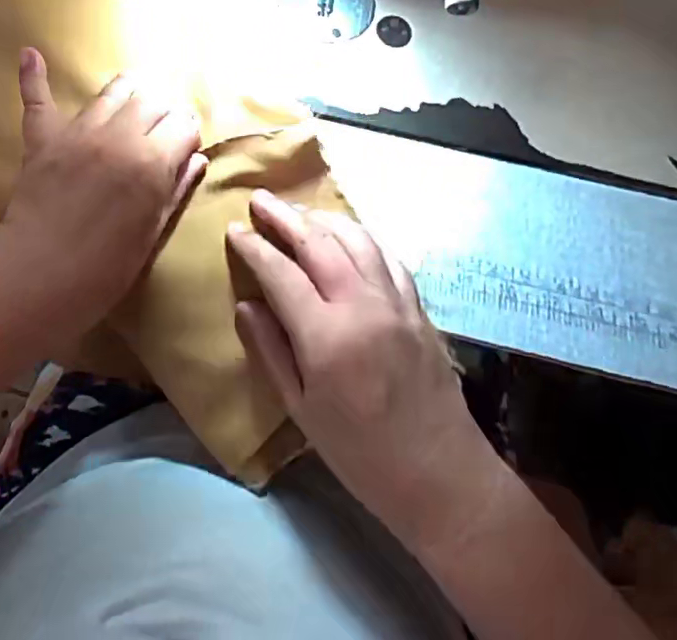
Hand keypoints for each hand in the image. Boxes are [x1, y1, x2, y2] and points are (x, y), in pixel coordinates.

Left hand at [0, 48, 207, 322]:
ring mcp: (77, 132)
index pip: (184, 124)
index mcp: (152, 162)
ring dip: (128, 94)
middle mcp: (118, 135)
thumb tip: (195, 159)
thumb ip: (175, 189)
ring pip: (113, 90)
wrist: (38, 279)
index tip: (183, 151)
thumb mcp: (152, 234)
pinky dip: (33, 76)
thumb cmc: (104, 270)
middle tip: (159, 136)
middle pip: (153, 100)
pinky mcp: (43, 138)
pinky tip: (30, 53)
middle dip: (164, 113)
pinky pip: (37, 99)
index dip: (187, 136)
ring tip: (131, 106)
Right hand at [229, 190, 498, 542]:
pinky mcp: (419, 309)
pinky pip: (388, 258)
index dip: (253, 246)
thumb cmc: (360, 453)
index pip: (281, 272)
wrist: (442, 478)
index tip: (233, 229)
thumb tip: (246, 304)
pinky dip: (362, 238)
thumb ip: (270, 349)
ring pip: (357, 240)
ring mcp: (396, 304)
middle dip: (285, 216)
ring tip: (299, 211)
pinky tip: (348, 237)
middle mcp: (363, 307)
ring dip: (324, 218)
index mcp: (326, 335)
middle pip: (319, 243)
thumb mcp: (300, 408)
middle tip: (260, 199)